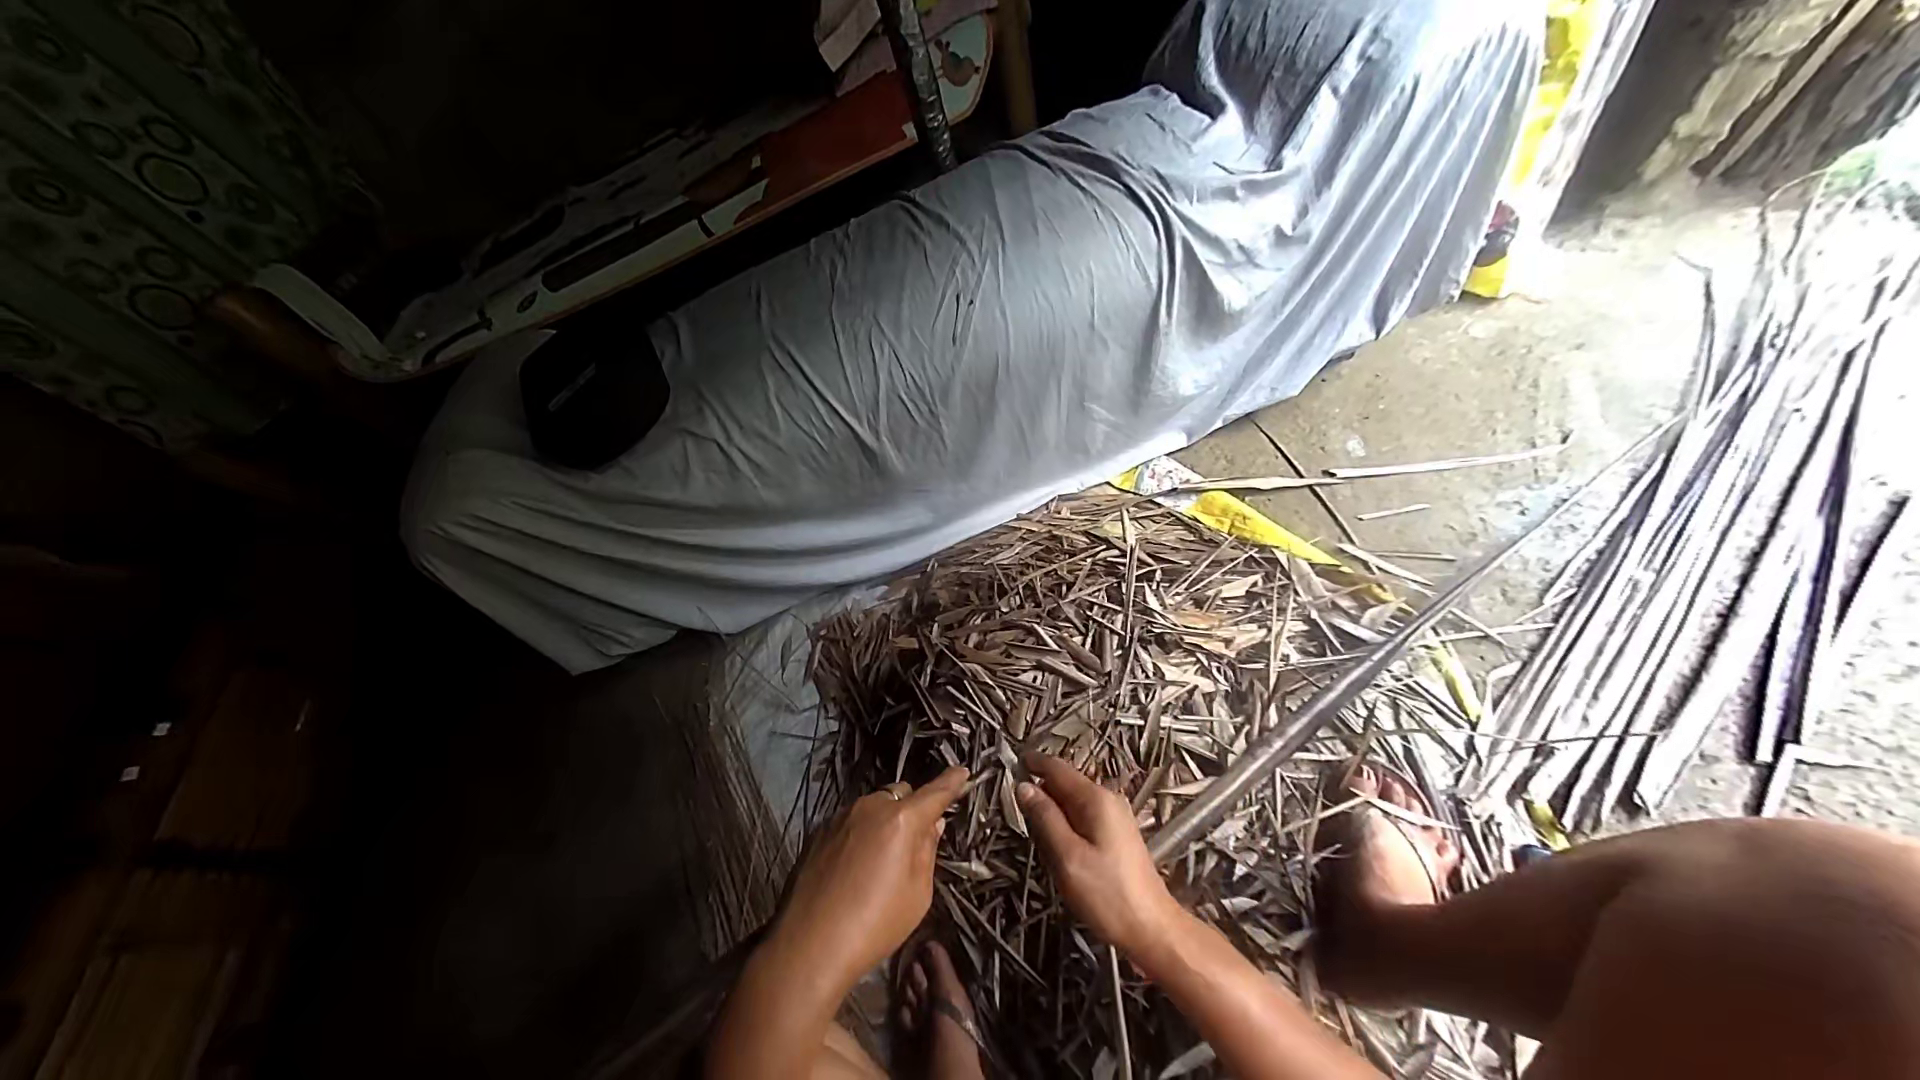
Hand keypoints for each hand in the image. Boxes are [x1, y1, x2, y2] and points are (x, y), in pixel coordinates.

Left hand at [772, 766, 969, 990]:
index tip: (962, 771)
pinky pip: (852, 821)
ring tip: (882, 858)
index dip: (951, 782)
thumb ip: (927, 852)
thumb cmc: (875, 925)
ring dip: (885, 819)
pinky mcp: (820, 831)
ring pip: (874, 806)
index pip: (934, 792)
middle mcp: (871, 807)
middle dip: (912, 808)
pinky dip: (862, 832)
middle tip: (915, 839)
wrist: (810, 946)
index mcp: (901, 820)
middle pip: (901, 794)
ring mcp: (842, 816)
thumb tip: (933, 825)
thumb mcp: (918, 895)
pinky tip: (856, 865)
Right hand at [1017, 753, 1186, 959]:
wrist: (1152, 929)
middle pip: (1064, 783)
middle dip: (1040, 791)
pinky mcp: (1117, 835)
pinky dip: (1065, 824)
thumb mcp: (1067, 856)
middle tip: (1016, 811)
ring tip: (1035, 834)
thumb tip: (1023, 786)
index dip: (1032, 763)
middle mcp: (1108, 799)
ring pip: (1072, 802)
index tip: (1009, 764)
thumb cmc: (1107, 894)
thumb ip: (1044, 818)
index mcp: (1095, 798)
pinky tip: (1058, 847)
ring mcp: (1115, 817)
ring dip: (1051, 811)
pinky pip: (1083, 817)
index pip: (1057, 768)